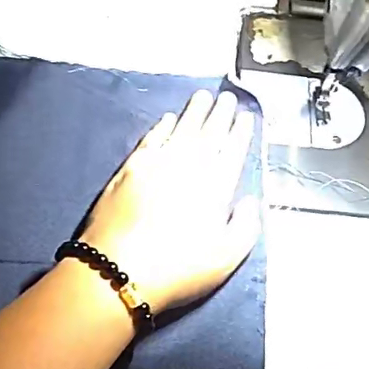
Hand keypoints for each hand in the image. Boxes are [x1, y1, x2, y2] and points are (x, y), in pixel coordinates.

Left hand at [79, 89, 259, 311]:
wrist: (118, 271)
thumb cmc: (178, 269)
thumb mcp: (227, 257)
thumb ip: (246, 226)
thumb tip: (250, 203)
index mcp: (216, 187)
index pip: (232, 151)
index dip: (240, 132)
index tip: (245, 116)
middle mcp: (188, 168)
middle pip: (208, 133)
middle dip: (220, 114)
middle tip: (227, 97)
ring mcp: (156, 165)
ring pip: (180, 130)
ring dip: (193, 112)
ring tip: (202, 97)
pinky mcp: (129, 170)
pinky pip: (150, 140)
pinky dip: (161, 127)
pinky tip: (167, 120)